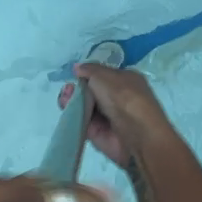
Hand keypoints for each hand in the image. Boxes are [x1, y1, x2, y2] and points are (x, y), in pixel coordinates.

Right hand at [58, 62, 184, 163]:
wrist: (136, 134)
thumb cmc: (124, 97)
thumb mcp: (105, 75)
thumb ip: (89, 69)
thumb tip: (77, 67)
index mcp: (125, 81)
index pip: (103, 75)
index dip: (88, 73)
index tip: (75, 73)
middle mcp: (117, 98)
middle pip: (90, 90)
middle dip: (77, 87)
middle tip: (69, 87)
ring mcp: (106, 116)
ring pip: (82, 105)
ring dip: (71, 99)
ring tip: (65, 96)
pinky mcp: (96, 132)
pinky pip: (80, 120)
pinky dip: (71, 113)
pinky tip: (65, 106)